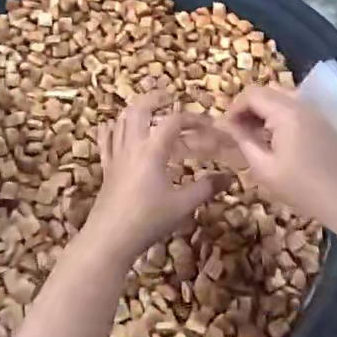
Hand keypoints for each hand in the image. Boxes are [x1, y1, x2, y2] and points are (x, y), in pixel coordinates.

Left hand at [76, 92, 225, 268]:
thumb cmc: (148, 220)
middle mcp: (132, 145)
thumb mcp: (182, 204)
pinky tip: (112, 127)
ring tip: (149, 111)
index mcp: (152, 149)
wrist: (109, 239)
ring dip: (136, 110)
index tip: (210, 125)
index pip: (175, 121)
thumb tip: (230, 177)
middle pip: (140, 109)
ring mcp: (116, 156)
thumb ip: (206, 187)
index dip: (194, 119)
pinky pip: (106, 141)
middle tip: (170, 97)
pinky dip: (112, 129)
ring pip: (121, 121)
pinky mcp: (106, 168)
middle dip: (156, 99)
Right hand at [220, 86, 336, 228]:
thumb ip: (244, 141)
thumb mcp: (265, 168)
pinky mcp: (322, 121)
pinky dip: (279, 115)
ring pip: (281, 97)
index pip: (252, 94)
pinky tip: (275, 140)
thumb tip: (228, 126)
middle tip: (238, 132)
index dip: (234, 108)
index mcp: (286, 112)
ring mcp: (315, 111)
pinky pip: (294, 107)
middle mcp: (301, 104)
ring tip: (254, 136)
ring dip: (264, 110)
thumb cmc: (302, 187)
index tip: (225, 129)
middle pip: (267, 91)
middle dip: (248, 107)